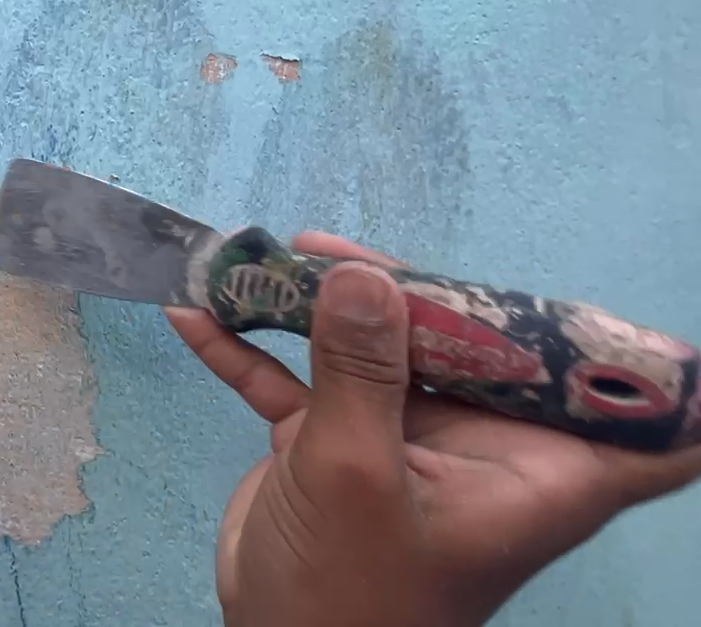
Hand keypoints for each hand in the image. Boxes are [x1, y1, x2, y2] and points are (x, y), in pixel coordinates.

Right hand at [168, 233, 700, 626]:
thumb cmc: (352, 579)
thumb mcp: (354, 470)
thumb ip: (359, 370)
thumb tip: (361, 272)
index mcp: (533, 465)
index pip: (639, 416)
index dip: (628, 358)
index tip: (553, 299)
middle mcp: (471, 441)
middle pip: (463, 346)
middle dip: (401, 290)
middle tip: (326, 249)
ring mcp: (389, 434)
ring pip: (364, 350)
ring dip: (306, 308)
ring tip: (257, 262)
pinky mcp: (321, 436)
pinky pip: (285, 378)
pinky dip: (241, 348)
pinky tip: (190, 316)